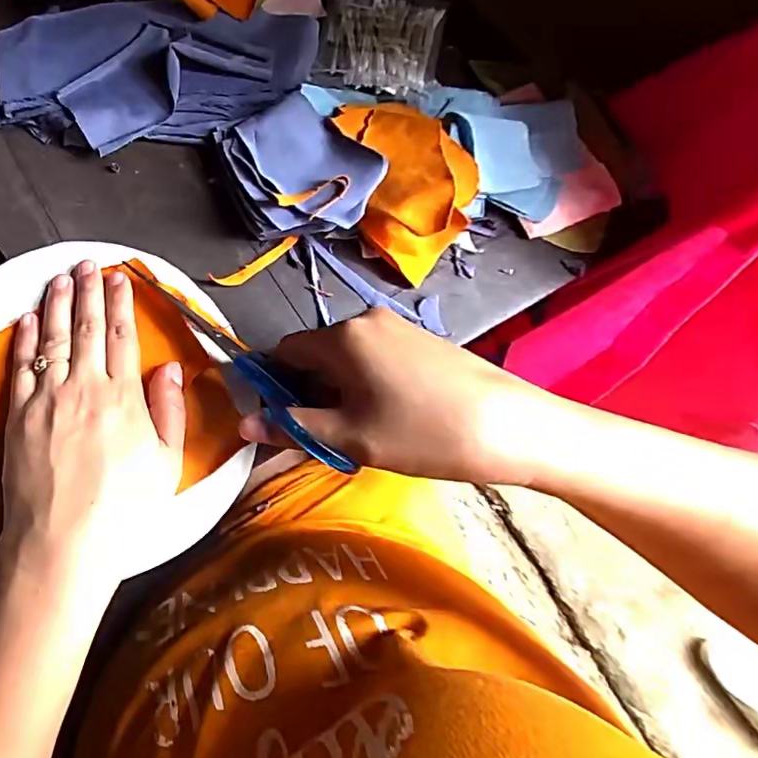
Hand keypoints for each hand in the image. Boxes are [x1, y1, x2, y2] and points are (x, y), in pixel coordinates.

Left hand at [0, 261, 185, 593]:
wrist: (63, 545)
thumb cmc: (120, 511)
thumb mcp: (165, 464)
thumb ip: (169, 410)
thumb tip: (168, 369)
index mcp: (123, 398)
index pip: (121, 336)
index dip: (121, 303)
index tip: (119, 278)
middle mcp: (84, 388)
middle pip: (86, 328)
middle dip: (89, 290)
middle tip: (89, 264)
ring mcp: (47, 400)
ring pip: (52, 338)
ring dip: (56, 303)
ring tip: (60, 278)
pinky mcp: (18, 416)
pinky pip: (21, 367)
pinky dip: (24, 339)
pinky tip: (27, 319)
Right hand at [238, 308, 579, 486]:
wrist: (512, 426)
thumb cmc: (424, 433)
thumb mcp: (352, 437)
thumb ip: (294, 427)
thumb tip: (244, 425)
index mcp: (341, 337)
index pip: (284, 351)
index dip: (275, 386)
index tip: (285, 420)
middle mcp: (364, 319)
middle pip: (316, 353)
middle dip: (311, 390)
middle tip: (329, 434)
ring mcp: (396, 324)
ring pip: (346, 356)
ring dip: (340, 388)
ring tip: (364, 429)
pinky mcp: (420, 336)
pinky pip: (375, 355)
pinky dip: (367, 380)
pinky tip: (392, 413)